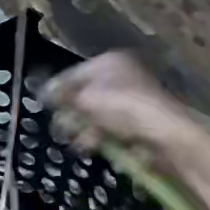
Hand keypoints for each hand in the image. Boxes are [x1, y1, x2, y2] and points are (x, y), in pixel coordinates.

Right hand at [44, 50, 194, 158]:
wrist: (165, 136)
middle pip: (84, 95)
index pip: (73, 73)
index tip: (44, 107)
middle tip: (63, 130)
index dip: (57, 90)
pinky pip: (109, 128)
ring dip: (84, 130)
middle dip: (72, 115)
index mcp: (110, 62)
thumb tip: (44, 91)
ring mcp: (130, 98)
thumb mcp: (88, 99)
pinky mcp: (136, 121)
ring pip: (95, 115)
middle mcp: (120, 75)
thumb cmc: (124, 110)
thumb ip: (64, 95)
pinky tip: (94, 146)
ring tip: (81, 143)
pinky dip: (100, 137)